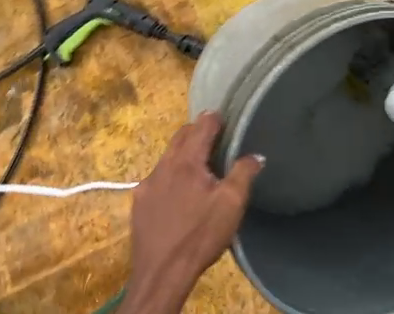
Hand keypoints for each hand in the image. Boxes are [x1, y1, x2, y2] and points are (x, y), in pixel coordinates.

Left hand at [122, 112, 264, 313]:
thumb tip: (255, 155)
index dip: (214, 118)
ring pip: (167, 158)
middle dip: (197, 132)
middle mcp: (162, 167)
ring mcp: (146, 187)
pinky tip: (179, 193)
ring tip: (199, 166)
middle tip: (215, 137)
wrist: (161, 276)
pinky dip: (171, 175)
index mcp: (186, 162)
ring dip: (183, 154)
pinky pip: (157, 179)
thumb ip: (244, 173)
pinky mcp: (138, 206)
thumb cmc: (200, 236)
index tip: (225, 116)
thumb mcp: (232, 203)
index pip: (201, 127)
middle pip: (180, 137)